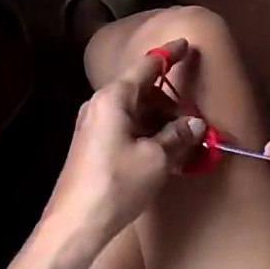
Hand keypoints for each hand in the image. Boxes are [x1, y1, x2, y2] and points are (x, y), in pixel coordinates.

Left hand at [43, 39, 205, 241]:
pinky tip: (164, 156)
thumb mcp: (156, 159)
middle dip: (171, 104)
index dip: (169, 55)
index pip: (146, 65)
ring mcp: (93, 126)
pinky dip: (147, 136)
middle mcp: (99, 105)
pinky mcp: (92, 147)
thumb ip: (178, 136)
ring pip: (135, 113)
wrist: (74, 224)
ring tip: (184, 145)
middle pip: (142, 91)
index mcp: (113, 98)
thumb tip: (195, 124)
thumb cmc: (116, 185)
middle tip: (195, 124)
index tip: (187, 45)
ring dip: (161, 124)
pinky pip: (126, 130)